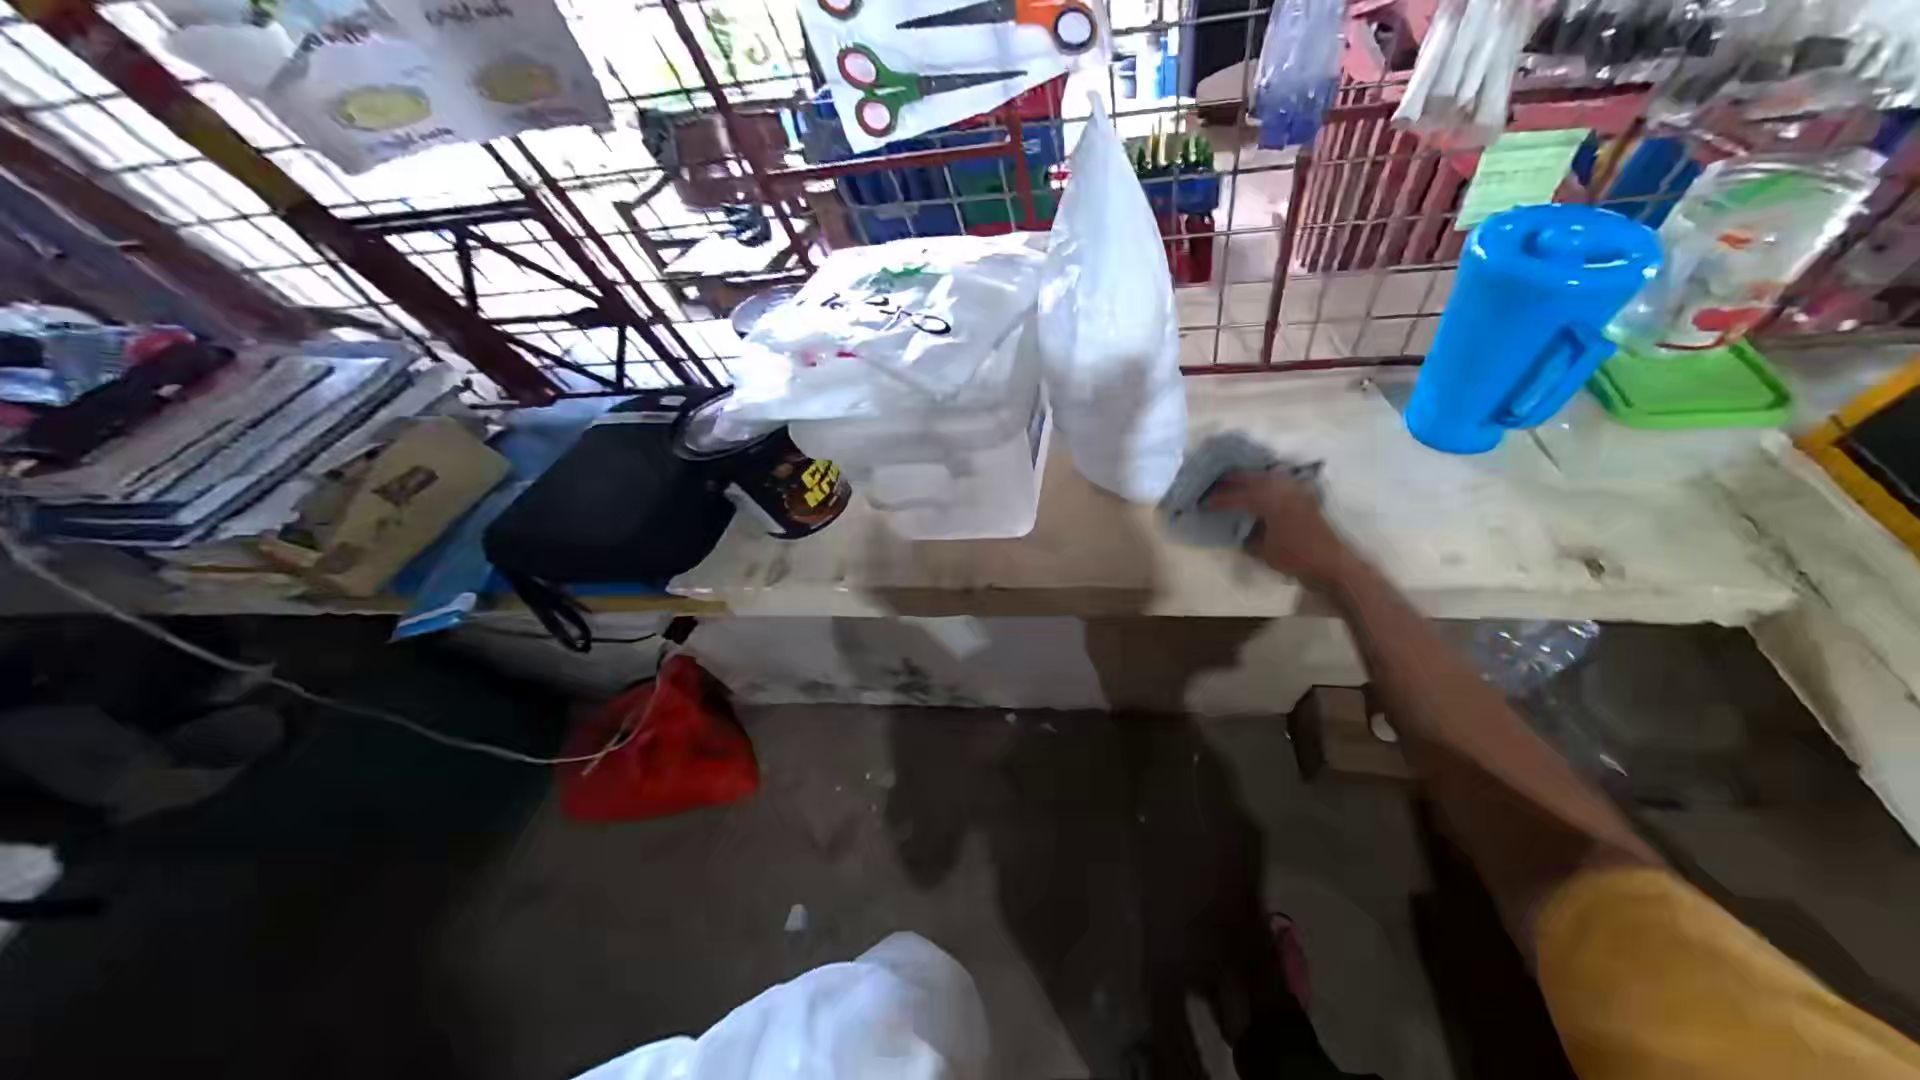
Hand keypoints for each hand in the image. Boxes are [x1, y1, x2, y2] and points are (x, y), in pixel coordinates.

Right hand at [1204, 470, 1357, 587]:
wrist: (1333, 566)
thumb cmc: (1295, 559)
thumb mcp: (1262, 551)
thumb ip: (1248, 535)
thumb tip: (1240, 527)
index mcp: (1269, 502)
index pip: (1237, 497)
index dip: (1219, 499)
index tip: (1204, 502)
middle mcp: (1283, 491)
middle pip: (1253, 480)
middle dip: (1233, 481)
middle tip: (1216, 483)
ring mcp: (1298, 492)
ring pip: (1269, 478)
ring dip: (1252, 478)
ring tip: (1237, 481)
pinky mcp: (1308, 499)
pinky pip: (1283, 483)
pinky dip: (1270, 481)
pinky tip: (1264, 484)